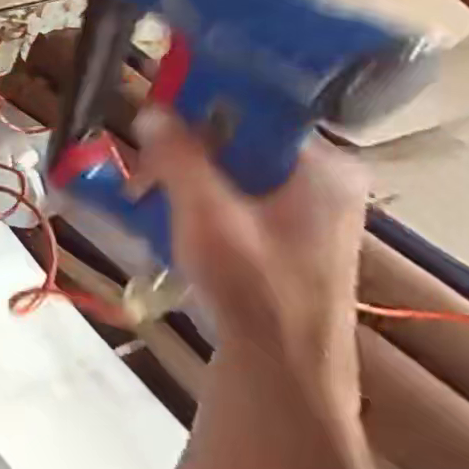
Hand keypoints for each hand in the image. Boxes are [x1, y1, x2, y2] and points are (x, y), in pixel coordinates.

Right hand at [131, 108, 368, 372]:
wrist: (283, 377)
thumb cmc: (254, 289)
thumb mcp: (208, 214)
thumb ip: (178, 157)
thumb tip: (150, 108)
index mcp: (324, 168)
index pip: (262, 106)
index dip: (208, 94)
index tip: (161, 91)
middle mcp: (322, 181)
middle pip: (243, 136)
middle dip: (188, 141)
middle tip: (145, 149)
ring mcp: (306, 211)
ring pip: (234, 167)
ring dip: (186, 170)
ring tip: (145, 183)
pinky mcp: (286, 237)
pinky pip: (235, 195)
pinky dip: (198, 195)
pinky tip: (165, 208)